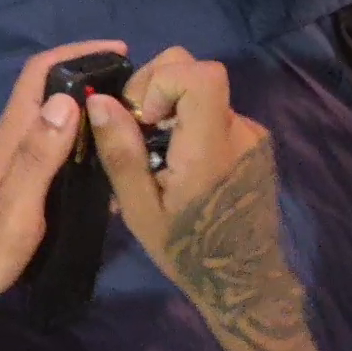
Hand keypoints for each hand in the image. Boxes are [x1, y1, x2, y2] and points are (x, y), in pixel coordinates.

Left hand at [0, 39, 126, 310]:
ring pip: (52, 117)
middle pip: (48, 90)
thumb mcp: (16, 206)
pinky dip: (80, 140)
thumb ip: (39, 155)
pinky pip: (52, 144)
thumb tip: (66, 100)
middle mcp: (10, 138)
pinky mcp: (16, 177)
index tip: (119, 52)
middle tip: (134, 91)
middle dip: (89, 77)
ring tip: (128, 121)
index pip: (38, 74)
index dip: (76, 54)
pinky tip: (103, 160)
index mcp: (10, 137)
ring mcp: (12, 158)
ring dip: (87, 109)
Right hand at [83, 47, 272, 281]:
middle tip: (138, 133)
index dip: (162, 80)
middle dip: (157, 88)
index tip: (144, 117)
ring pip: (200, 93)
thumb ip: (121, 152)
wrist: (242, 279)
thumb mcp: (140, 208)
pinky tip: (176, 166)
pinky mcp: (253, 142)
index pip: (200, 74)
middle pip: (196, 71)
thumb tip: (98, 100)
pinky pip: (212, 114)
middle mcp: (238, 129)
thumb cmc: (186, 249)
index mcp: (210, 146)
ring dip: (170, 111)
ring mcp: (250, 134)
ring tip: (154, 158)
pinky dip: (187, 126)